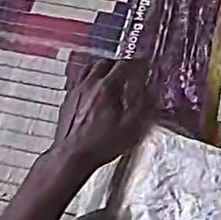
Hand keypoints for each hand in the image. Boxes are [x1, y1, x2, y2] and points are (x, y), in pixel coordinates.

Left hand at [43, 57, 151, 177]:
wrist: (71, 156)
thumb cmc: (99, 145)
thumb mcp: (131, 128)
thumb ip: (144, 106)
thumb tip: (152, 93)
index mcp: (106, 88)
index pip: (124, 66)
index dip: (138, 63)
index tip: (145, 65)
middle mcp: (89, 85)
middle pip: (106, 63)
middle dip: (121, 64)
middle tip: (130, 70)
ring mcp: (76, 91)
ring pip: (90, 69)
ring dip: (104, 69)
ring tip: (113, 75)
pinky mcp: (68, 100)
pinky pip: (80, 80)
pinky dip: (91, 79)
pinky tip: (95, 90)